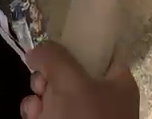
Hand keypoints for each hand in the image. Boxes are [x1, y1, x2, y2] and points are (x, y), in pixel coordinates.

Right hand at [19, 41, 138, 118]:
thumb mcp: (70, 80)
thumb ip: (53, 55)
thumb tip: (37, 52)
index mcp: (120, 84)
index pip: (102, 50)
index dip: (77, 41)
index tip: (55, 40)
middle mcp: (106, 100)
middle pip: (72, 71)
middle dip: (49, 73)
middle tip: (41, 79)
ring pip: (57, 94)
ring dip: (39, 94)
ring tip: (34, 102)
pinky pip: (50, 115)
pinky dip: (38, 113)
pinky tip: (31, 116)